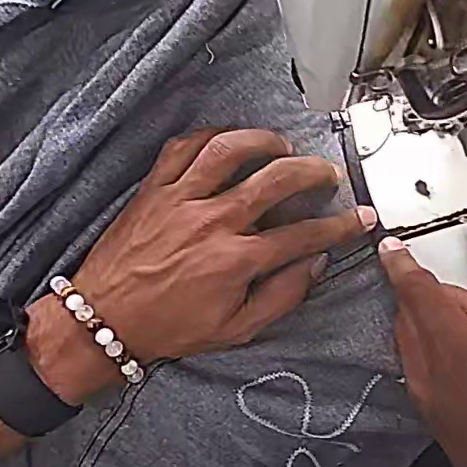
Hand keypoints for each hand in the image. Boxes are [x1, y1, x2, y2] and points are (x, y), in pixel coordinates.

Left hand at [27, 128, 375, 401]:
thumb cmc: (169, 328)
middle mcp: (212, 222)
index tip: (359, 218)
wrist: (106, 321)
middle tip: (326, 174)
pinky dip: (210, 136)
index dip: (340, 225)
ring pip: (230, 150)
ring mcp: (180, 200)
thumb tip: (313, 265)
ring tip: (282, 145)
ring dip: (263, 140)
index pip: (303, 234)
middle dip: (313, 172)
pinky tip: (228, 140)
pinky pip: (183, 148)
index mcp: (235, 260)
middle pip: (276, 179)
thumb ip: (281, 296)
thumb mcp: (235, 329)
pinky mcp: (154, 190)